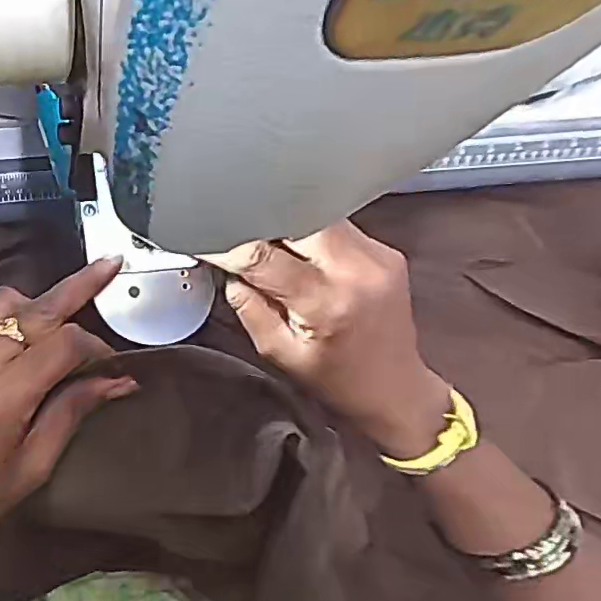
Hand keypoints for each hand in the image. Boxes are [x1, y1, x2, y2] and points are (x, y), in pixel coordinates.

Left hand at [0, 257, 137, 572]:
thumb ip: (75, 409)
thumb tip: (120, 381)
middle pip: (32, 310)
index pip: (61, 344)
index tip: (110, 363)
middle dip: (76, 288)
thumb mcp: (36, 462)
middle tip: (108, 266)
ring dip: (37, 302)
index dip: (94, 347)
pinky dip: (7, 320)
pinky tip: (23, 340)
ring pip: (1, 303)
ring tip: (63, 314)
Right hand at [206, 221, 450, 456]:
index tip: (207, 240)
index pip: (262, 256)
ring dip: (285, 223)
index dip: (228, 246)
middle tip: (237, 235)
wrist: (393, 387)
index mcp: (326, 303)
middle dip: (259, 223)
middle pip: (295, 218)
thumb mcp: (278, 351)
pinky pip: (335, 225)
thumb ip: (248, 306)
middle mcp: (357, 270)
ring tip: (266, 244)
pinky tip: (298, 252)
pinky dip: (308, 232)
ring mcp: (376, 256)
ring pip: (316, 214)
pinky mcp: (383, 250)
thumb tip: (228, 269)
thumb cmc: (336, 378)